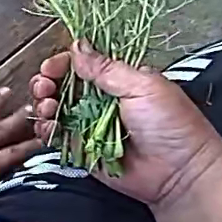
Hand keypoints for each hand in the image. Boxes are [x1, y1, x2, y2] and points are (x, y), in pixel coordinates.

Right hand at [31, 42, 221, 208]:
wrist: (178, 175)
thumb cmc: (171, 126)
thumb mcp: (143, 87)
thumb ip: (106, 69)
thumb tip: (77, 46)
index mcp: (117, 80)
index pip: (81, 65)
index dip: (62, 63)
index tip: (51, 67)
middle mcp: (98, 101)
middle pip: (60, 85)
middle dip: (45, 82)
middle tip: (44, 87)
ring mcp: (86, 125)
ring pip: (52, 109)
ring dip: (43, 104)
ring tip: (48, 107)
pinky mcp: (80, 148)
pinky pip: (54, 135)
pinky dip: (45, 129)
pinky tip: (48, 126)